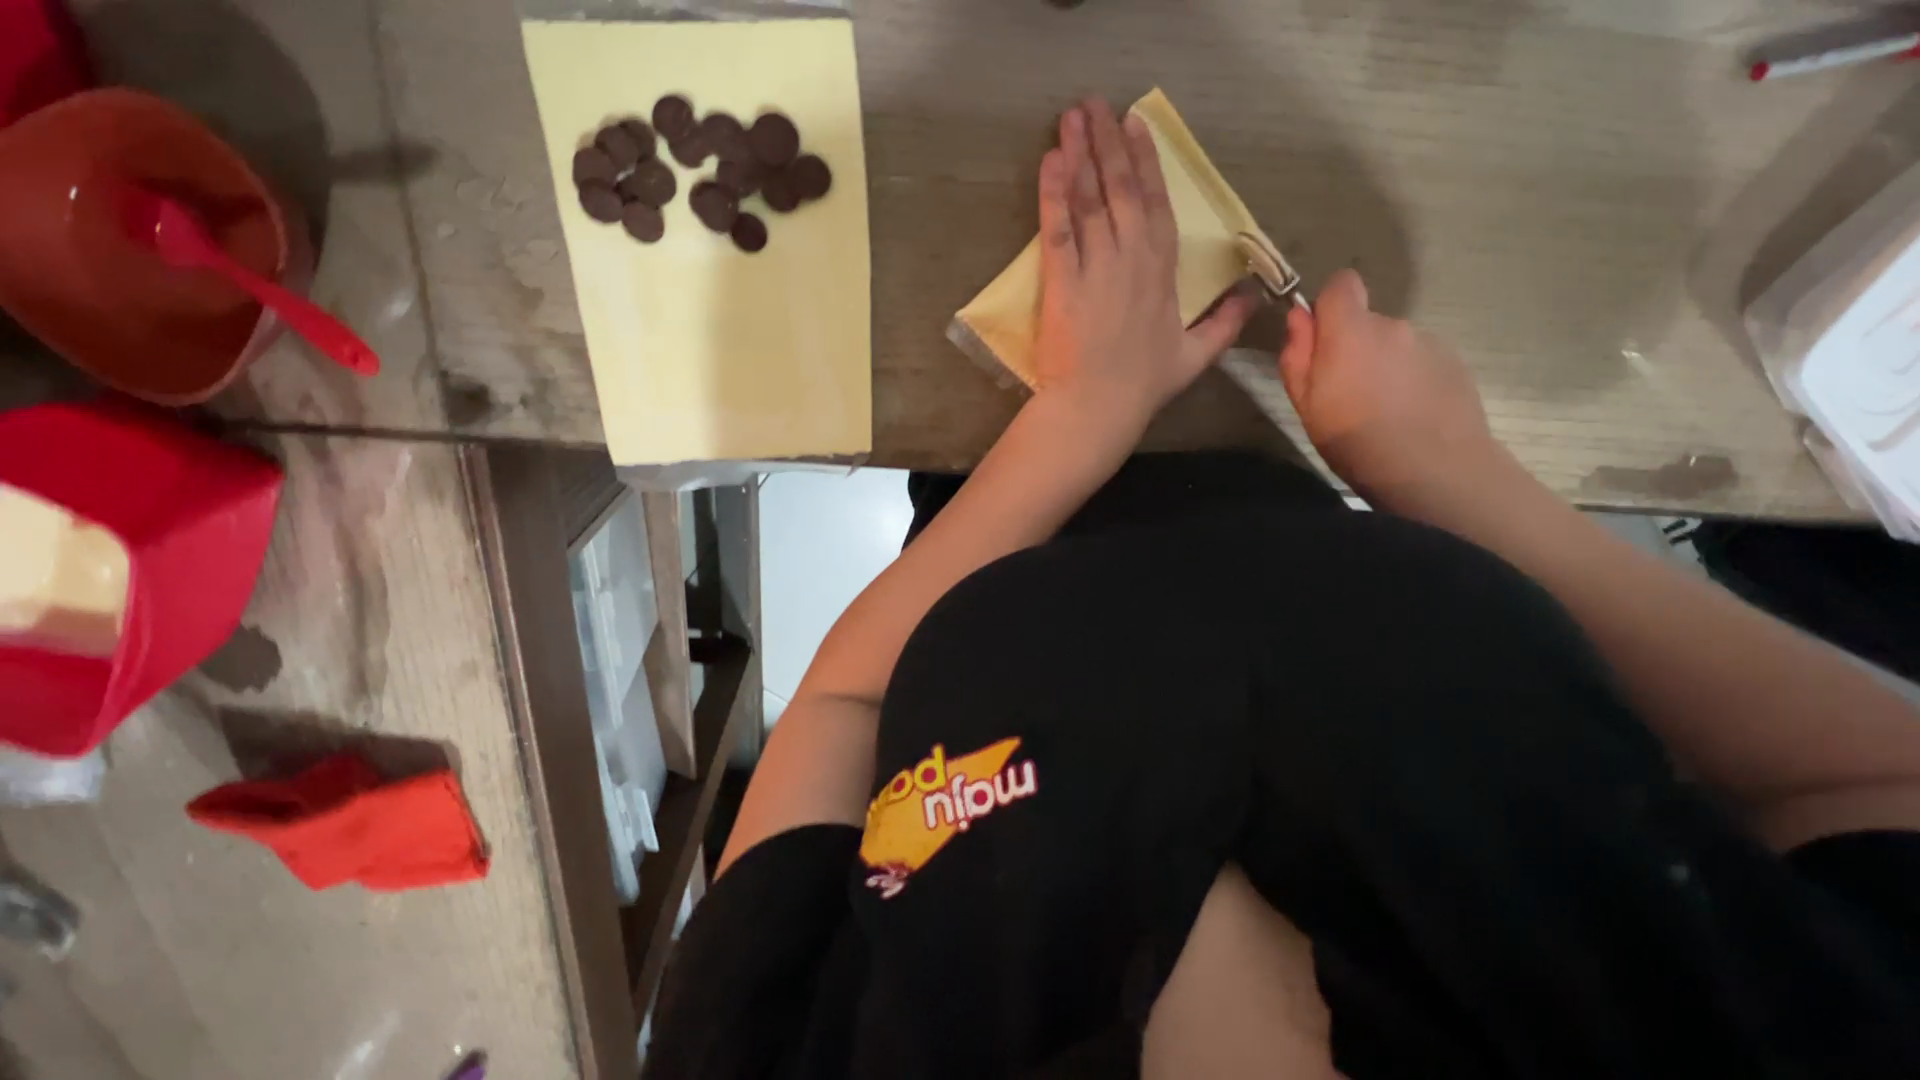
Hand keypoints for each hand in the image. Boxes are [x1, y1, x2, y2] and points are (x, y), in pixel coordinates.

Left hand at [1031, 99, 1257, 431]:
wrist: (1098, 407)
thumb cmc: (1143, 385)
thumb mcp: (1196, 356)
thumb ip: (1225, 323)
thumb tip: (1252, 297)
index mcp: (1163, 273)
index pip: (1158, 205)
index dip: (1146, 162)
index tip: (1136, 127)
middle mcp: (1132, 259)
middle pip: (1122, 190)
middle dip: (1109, 144)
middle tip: (1096, 104)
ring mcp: (1096, 267)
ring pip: (1090, 200)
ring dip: (1081, 154)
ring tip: (1072, 117)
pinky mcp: (1062, 280)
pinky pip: (1058, 228)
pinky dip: (1053, 193)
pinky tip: (1051, 160)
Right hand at [1278, 270, 1510, 513]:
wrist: (1434, 470)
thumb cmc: (1356, 440)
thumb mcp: (1306, 405)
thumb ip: (1298, 355)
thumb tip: (1298, 317)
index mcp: (1351, 331)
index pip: (1341, 284)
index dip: (1329, 307)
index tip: (1322, 341)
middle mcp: (1394, 326)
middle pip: (1367, 322)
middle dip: (1355, 347)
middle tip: (1348, 394)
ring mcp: (1429, 343)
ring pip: (1395, 345)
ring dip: (1385, 366)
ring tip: (1384, 411)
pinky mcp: (1455, 364)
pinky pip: (1421, 362)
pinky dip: (1412, 380)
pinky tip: (1412, 416)